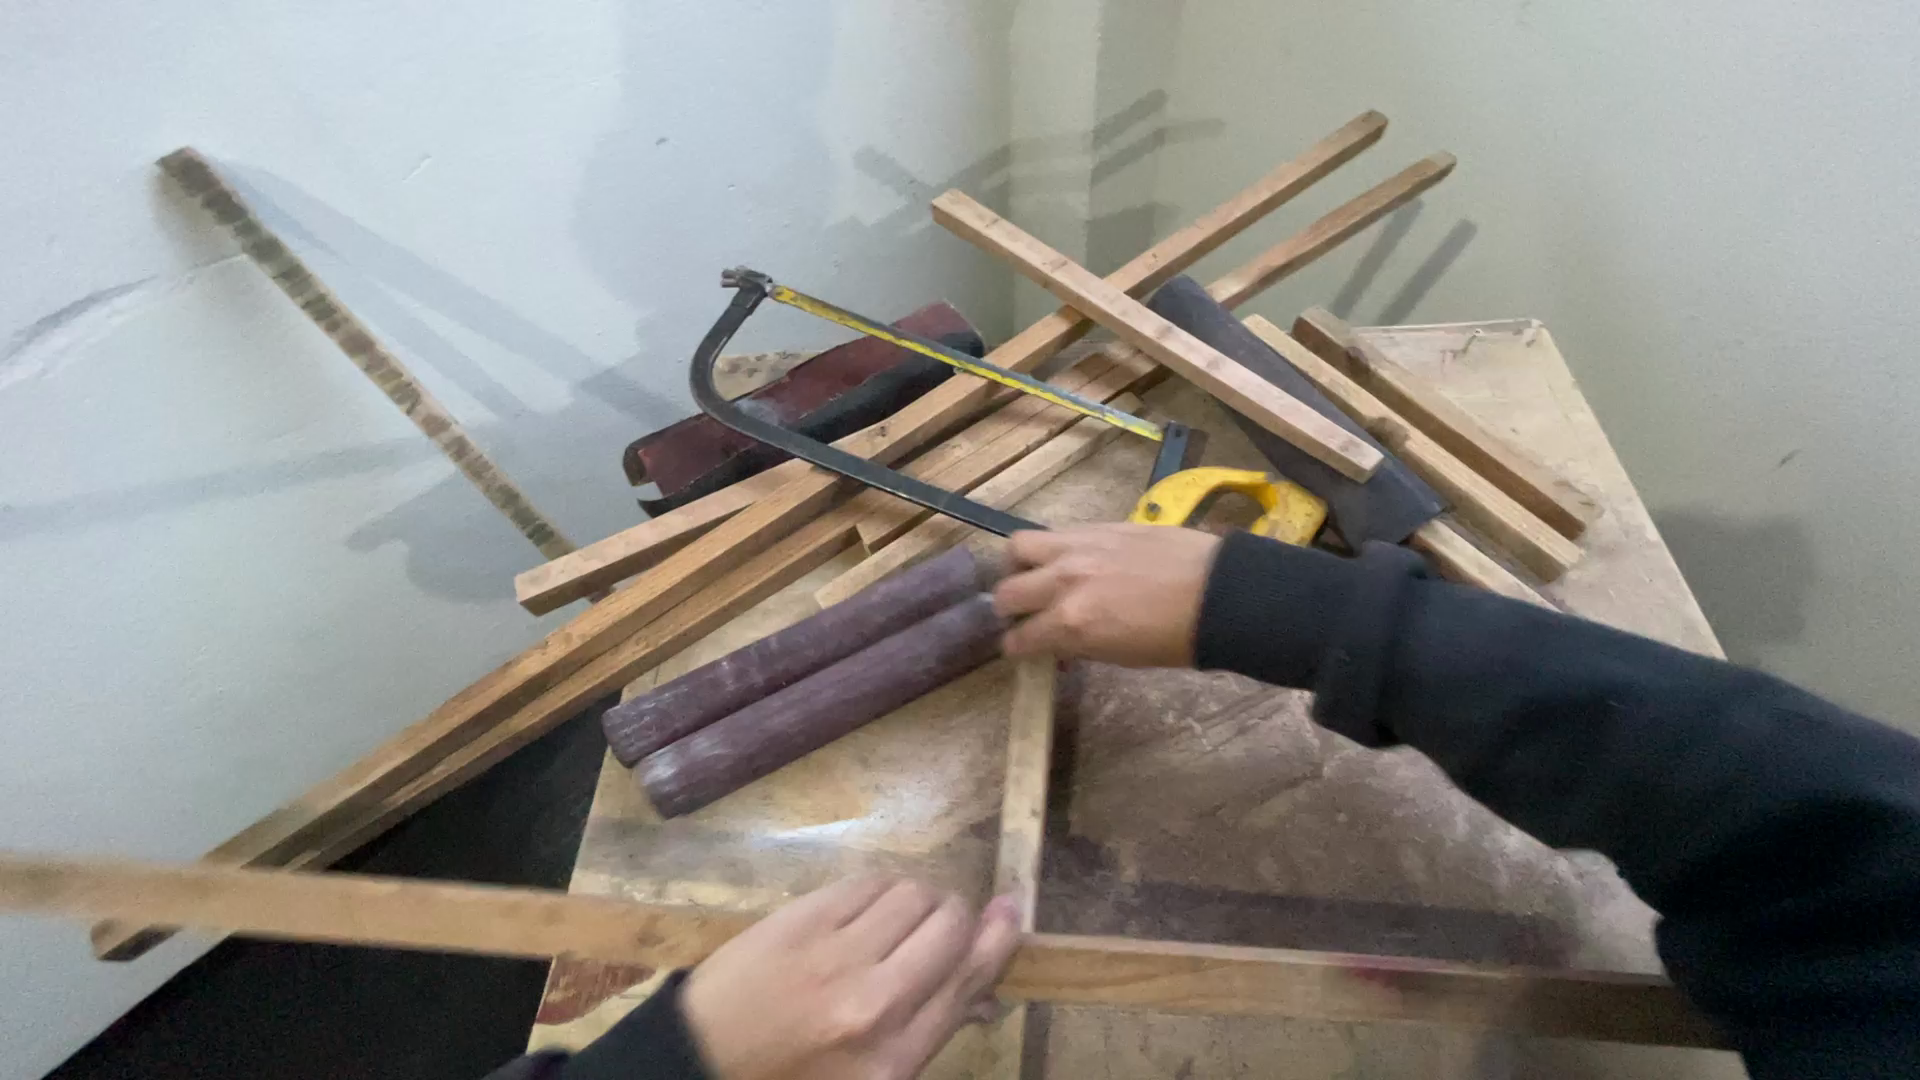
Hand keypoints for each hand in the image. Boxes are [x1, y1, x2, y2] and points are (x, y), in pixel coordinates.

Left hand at [680, 879, 1020, 1079]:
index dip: (998, 937)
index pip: (969, 977)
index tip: (1011, 911)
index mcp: (896, 1058)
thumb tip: (989, 989)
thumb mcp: (872, 1078)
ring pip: (913, 892)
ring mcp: (837, 954)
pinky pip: (871, 879)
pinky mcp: (806, 916)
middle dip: (956, 916)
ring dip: (916, 900)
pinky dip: (880, 889)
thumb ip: (933, 1028)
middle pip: (950, 922)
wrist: (703, 1061)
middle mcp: (875, 1002)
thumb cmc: (797, 1076)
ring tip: (894, 921)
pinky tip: (863, 910)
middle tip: (939, 925)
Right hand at [992, 524, 1220, 666]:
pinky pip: (1053, 534)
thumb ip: (1077, 644)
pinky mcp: (1095, 526)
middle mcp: (1063, 582)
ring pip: (1018, 548)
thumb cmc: (1174, 638)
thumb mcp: (1118, 655)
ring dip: (1018, 567)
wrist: (1218, 593)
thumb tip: (1059, 644)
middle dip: (1008, 610)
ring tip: (1033, 575)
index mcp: (1070, 623)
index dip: (1015, 646)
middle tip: (1023, 615)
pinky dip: (1049, 550)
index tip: (1020, 648)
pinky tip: (1067, 560)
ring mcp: (1076, 548)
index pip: (1019, 638)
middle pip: (1007, 592)